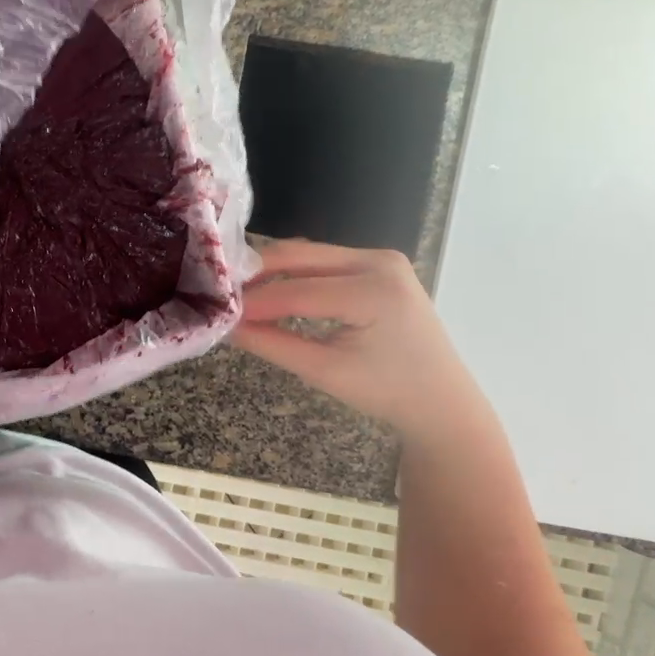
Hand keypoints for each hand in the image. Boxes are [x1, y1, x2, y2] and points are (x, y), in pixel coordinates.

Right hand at [230, 240, 490, 445]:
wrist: (442, 400)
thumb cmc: (387, 391)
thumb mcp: (322, 370)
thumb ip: (270, 344)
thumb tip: (224, 327)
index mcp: (374, 290)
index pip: (293, 290)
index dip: (249, 303)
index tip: (213, 313)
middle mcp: (379, 262)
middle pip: (297, 256)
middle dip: (253, 274)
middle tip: (216, 293)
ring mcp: (380, 260)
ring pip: (306, 255)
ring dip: (269, 272)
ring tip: (236, 295)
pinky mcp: (376, 266)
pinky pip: (321, 262)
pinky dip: (291, 275)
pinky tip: (267, 293)